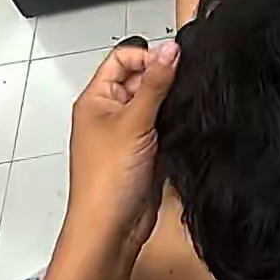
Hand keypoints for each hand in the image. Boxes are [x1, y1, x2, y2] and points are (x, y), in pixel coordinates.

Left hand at [65, 41, 180, 261]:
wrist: (112, 229)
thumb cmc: (105, 183)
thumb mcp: (133, 122)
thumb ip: (155, 83)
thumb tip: (170, 49)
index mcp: (96, 99)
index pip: (122, 58)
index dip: (147, 56)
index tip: (171, 63)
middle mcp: (111, 112)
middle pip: (141, 76)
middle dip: (162, 78)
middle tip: (179, 86)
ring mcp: (129, 130)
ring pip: (156, 99)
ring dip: (170, 100)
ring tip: (178, 109)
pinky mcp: (146, 147)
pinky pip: (164, 121)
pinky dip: (175, 120)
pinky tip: (183, 124)